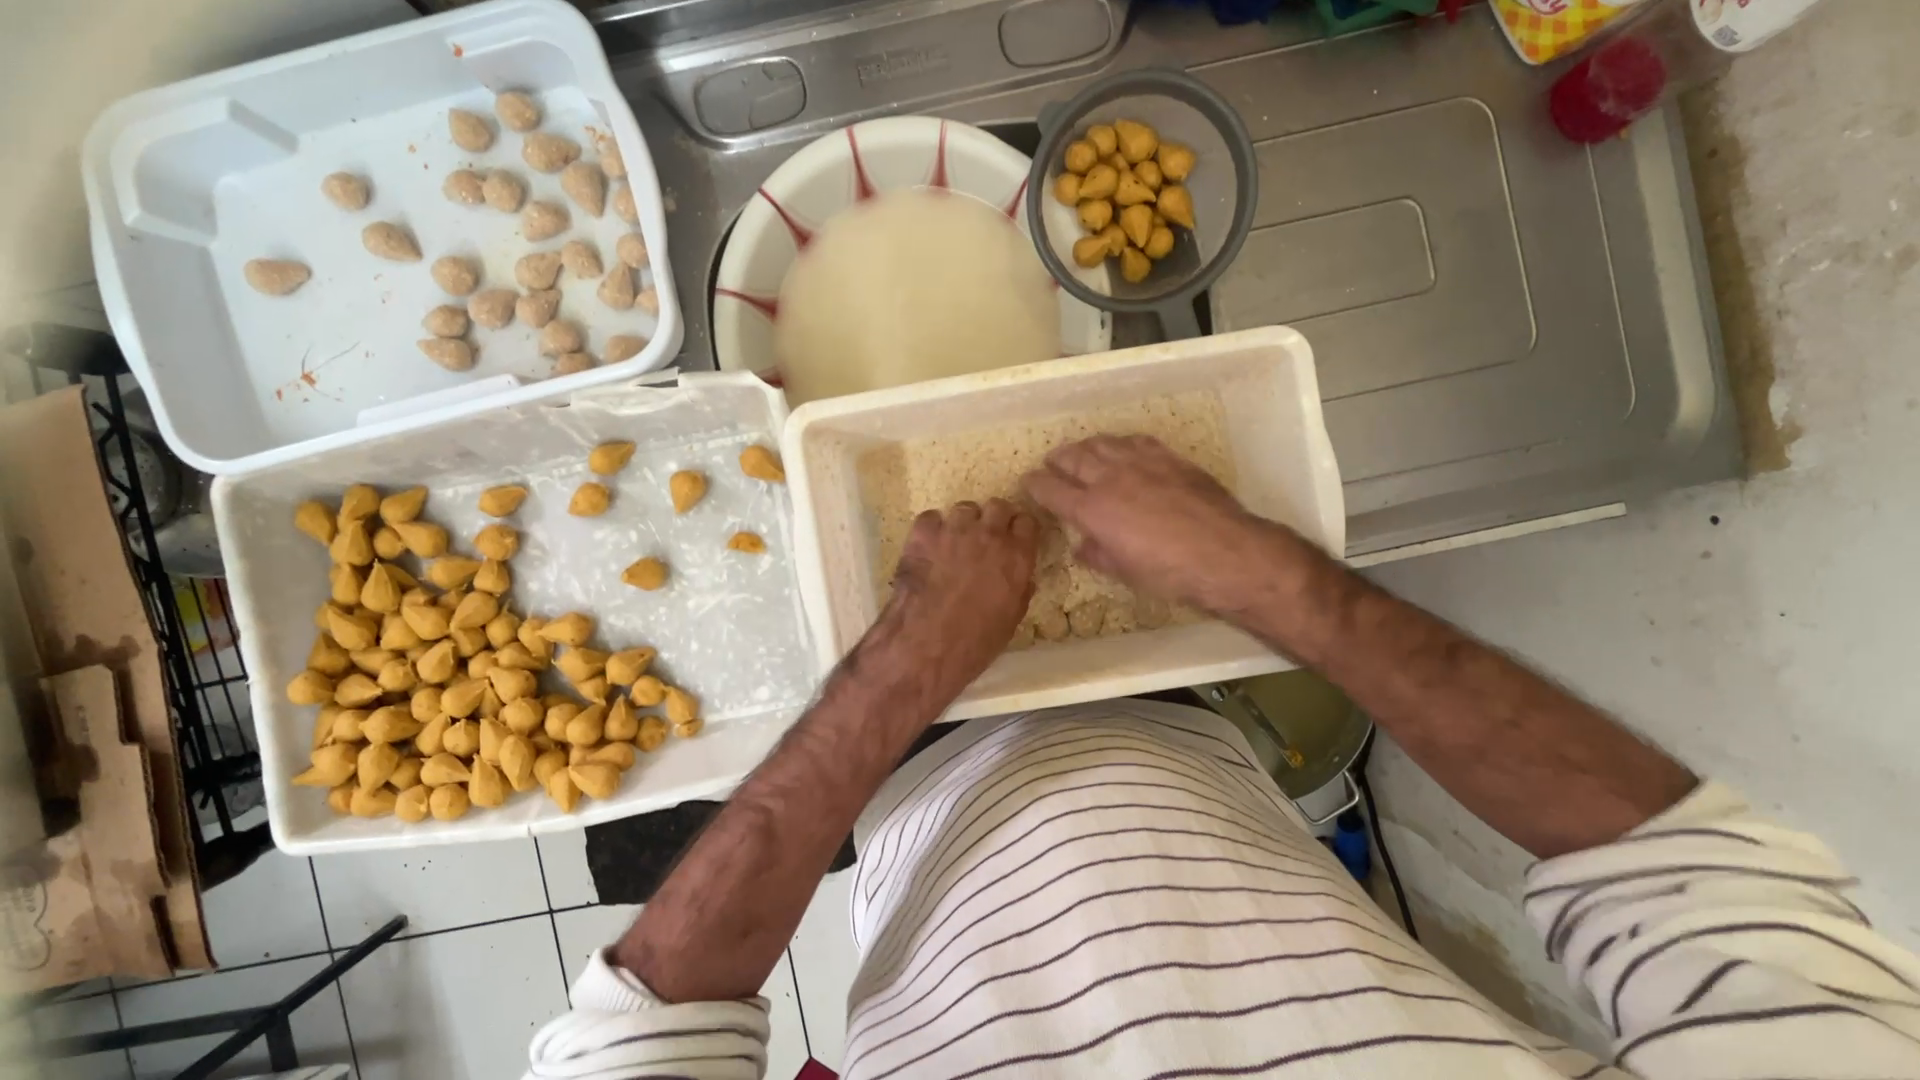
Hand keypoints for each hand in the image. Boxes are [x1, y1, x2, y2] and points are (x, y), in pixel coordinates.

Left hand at [868, 499, 1038, 702]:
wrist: (927, 645)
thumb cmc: (976, 641)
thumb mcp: (1011, 619)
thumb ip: (1020, 590)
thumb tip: (1023, 578)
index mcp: (1017, 556)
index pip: (1027, 522)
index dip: (1020, 530)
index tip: (1014, 540)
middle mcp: (989, 535)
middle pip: (998, 506)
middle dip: (994, 519)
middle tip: (985, 539)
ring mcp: (954, 531)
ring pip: (965, 508)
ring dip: (964, 523)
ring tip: (955, 542)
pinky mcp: (923, 534)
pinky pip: (930, 518)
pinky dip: (931, 529)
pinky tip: (928, 547)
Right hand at [1022, 435, 1288, 614]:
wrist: (1224, 552)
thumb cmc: (1170, 572)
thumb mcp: (1126, 572)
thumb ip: (1099, 554)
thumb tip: (1083, 546)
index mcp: (1092, 510)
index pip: (1052, 490)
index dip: (1036, 485)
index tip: (1029, 482)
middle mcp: (1110, 479)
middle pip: (1073, 459)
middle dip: (1057, 460)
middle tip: (1051, 463)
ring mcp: (1141, 463)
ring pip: (1103, 444)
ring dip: (1086, 447)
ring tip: (1081, 451)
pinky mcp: (1168, 458)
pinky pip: (1136, 441)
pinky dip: (1121, 443)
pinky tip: (1122, 448)